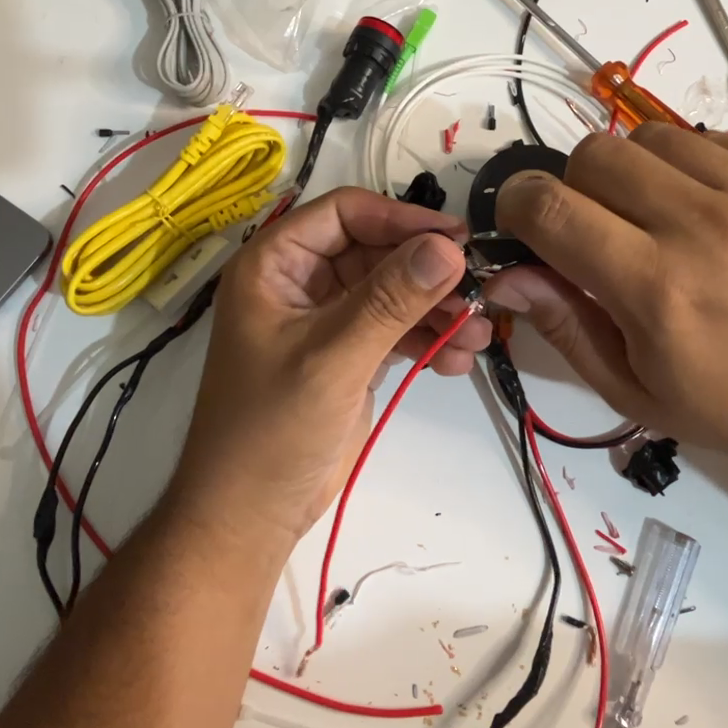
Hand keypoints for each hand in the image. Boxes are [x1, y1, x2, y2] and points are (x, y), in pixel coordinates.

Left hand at [171, 188, 491, 542]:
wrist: (250, 514)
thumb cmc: (272, 428)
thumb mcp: (333, 357)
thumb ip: (391, 300)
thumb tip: (448, 247)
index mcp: (275, 264)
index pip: (345, 214)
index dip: (400, 218)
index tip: (455, 237)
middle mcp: (301, 282)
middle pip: (376, 252)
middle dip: (426, 272)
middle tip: (477, 289)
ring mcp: (327, 320)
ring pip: (392, 292)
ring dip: (436, 309)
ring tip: (478, 332)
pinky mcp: (349, 355)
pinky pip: (395, 329)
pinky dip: (427, 339)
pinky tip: (459, 359)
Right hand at [484, 124, 727, 479]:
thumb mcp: (631, 390)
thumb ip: (563, 323)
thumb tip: (505, 274)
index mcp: (655, 289)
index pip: (551, 207)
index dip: (517, 203)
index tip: (522, 221)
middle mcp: (701, 227)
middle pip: (594, 154)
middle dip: (574, 187)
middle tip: (597, 230)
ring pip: (648, 137)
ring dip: (631, 172)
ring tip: (654, 218)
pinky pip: (707, 140)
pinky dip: (686, 168)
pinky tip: (705, 212)